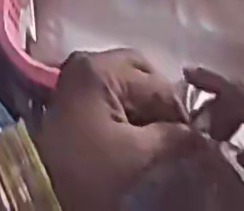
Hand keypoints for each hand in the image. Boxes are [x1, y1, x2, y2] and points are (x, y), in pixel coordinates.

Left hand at [35, 50, 201, 210]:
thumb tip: (200, 136)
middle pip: (140, 70)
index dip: (179, 111)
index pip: (155, 82)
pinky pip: (113, 87)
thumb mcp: (134, 155)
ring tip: (165, 133)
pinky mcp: (77, 90)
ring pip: (127, 77)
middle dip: (162, 98)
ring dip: (147, 101)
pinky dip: (131, 104)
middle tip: (180, 130)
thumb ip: (171, 139)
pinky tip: (144, 129)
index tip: (197, 138)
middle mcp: (89, 60)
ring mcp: (80, 73)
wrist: (42, 183)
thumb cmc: (88, 167)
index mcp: (101, 69)